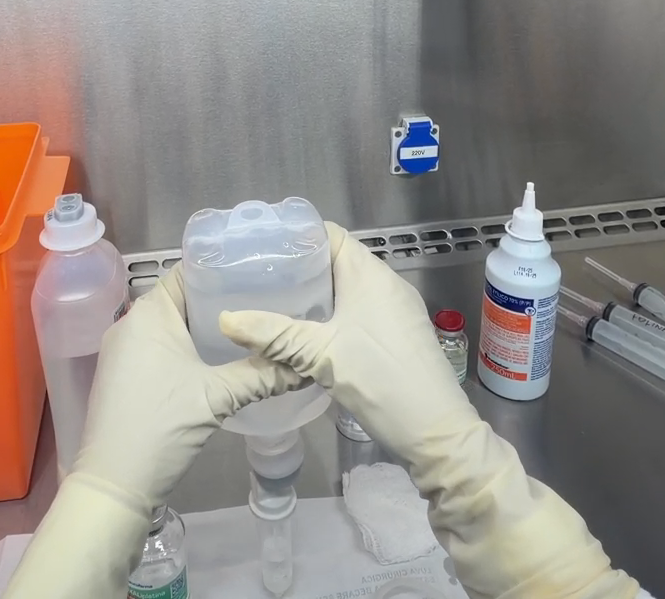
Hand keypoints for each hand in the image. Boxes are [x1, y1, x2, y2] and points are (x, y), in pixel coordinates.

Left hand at [2, 268, 300, 598]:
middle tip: (262, 299)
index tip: (256, 269)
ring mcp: (123, 349)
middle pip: (182, 297)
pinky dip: (186, 345)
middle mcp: (131, 321)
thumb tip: (304, 363)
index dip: (221, 267)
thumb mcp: (219, 398)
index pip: (188, 271)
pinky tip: (216, 358)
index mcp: (150, 311)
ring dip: (203, 325)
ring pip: (171, 323)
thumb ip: (264, 375)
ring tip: (247, 326)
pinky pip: (160, 344)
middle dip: (219, 299)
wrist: (113, 485)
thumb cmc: (162, 426)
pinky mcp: (123, 373)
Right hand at [218, 222, 472, 462]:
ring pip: (348, 288)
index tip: (263, 249)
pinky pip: (360, 309)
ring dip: (317, 295)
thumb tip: (226, 319)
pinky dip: (334, 314)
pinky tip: (310, 334)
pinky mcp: (399, 332)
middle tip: (261, 280)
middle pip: (336, 260)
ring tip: (277, 305)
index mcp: (368, 272)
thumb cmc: (381, 380)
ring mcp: (396, 308)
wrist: (438, 431)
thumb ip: (273, 335)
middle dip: (300, 269)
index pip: (329, 234)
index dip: (297, 237)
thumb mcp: (320, 356)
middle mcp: (385, 281)